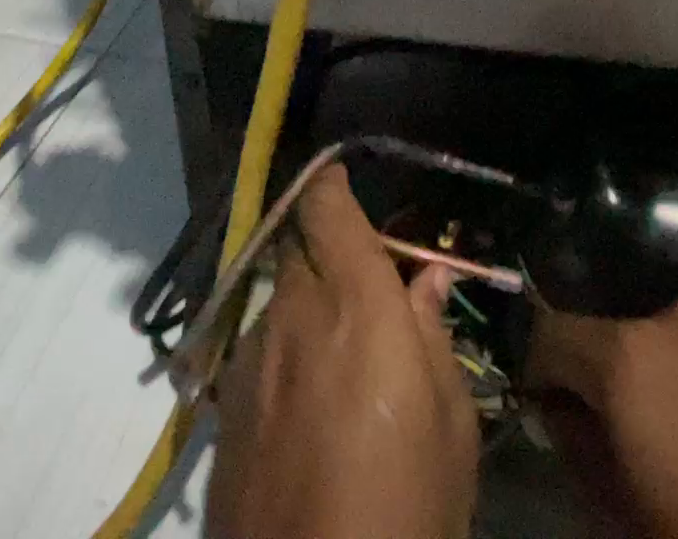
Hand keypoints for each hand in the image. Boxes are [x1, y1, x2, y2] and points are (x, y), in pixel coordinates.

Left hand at [208, 166, 479, 538]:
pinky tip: (307, 396)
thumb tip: (425, 277)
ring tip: (339, 348)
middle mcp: (293, 315)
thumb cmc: (410, 501)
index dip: (331, 185)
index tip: (342, 177)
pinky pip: (258, 346)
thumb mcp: (451, 420)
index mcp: (357, 307)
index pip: (328, 212)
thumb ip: (433, 333)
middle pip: (299, 249)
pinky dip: (284, 347)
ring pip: (277, 298)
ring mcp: (250, 359)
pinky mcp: (225, 404)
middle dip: (327, 249)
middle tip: (363, 281)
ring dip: (306, 301)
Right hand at [527, 299, 677, 538]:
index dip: (537, 371)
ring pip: (672, 343)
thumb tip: (559, 407)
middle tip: (623, 436)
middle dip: (604, 377)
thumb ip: (574, 445)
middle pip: (614, 336)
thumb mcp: (621, 511)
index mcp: (628, 353)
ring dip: (663, 377)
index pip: (549, 334)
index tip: (545, 408)